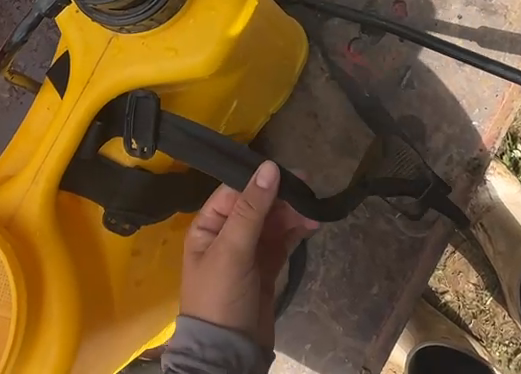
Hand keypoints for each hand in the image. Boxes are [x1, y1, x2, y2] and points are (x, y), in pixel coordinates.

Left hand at [181, 160, 319, 347]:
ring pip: (273, 221)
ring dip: (292, 214)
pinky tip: (311, 224)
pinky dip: (296, 231)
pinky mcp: (266, 267)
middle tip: (308, 190)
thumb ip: (252, 208)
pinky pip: (282, 240)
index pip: (236, 191)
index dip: (261, 181)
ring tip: (312, 212)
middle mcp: (227, 234)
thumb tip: (270, 166)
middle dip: (282, 198)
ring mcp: (248, 251)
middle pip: (258, 204)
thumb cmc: (220, 297)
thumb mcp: (232, 250)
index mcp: (209, 225)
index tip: (289, 173)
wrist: (228, 355)